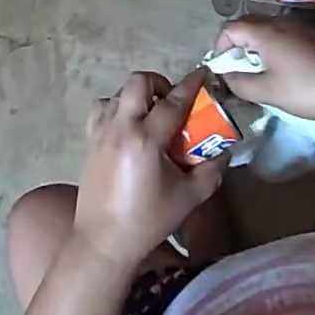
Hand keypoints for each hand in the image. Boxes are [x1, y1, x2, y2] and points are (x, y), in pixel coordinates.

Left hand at [71, 70, 224, 270]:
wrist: (103, 240)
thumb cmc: (148, 220)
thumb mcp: (188, 198)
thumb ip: (210, 170)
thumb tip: (224, 149)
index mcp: (146, 139)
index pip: (172, 102)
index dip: (190, 85)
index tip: (202, 75)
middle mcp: (120, 127)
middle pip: (138, 82)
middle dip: (159, 83)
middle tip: (172, 101)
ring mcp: (101, 130)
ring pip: (119, 93)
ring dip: (138, 97)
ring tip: (151, 116)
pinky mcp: (90, 139)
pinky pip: (102, 108)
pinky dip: (117, 108)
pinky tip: (129, 126)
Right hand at [213, 17, 314, 120]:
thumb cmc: (306, 89)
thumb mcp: (267, 92)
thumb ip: (240, 83)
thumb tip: (226, 77)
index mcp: (264, 32)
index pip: (230, 28)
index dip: (220, 46)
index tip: (221, 66)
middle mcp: (279, 22)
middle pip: (247, 24)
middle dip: (236, 43)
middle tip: (236, 66)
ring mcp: (299, 27)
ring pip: (266, 29)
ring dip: (255, 45)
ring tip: (257, 69)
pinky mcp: (313, 37)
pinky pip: (283, 35)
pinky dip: (273, 47)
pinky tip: (282, 69)